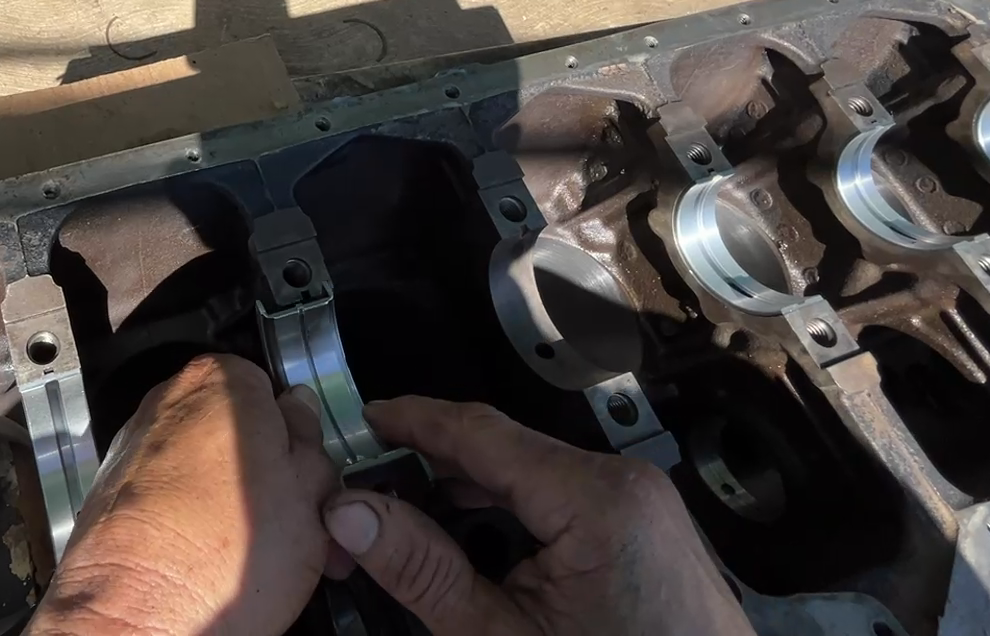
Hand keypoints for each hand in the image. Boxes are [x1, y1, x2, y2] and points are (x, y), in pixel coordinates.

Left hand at [28, 353, 338, 635]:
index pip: (274, 392)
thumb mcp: (308, 495)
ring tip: (248, 553)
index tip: (306, 481)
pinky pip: (164, 488)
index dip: (296, 443)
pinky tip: (205, 557)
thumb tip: (303, 413)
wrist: (136, 614)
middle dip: (262, 470)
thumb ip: (310, 439)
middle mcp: (173, 397)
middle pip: (235, 424)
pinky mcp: (111, 483)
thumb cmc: (221, 553)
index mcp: (224, 380)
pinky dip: (184, 514)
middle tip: (291, 527)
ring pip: (200, 459)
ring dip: (225, 496)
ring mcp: (137, 439)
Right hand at [321, 396, 752, 635]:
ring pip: (524, 469)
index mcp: (597, 498)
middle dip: (429, 460)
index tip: (360, 420)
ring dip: (462, 484)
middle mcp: (623, 483)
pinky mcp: (639, 526)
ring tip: (404, 508)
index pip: (478, 430)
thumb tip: (350, 509)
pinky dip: (503, 506)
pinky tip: (464, 532)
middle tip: (369, 479)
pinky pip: (552, 494)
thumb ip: (424, 569)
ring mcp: (637, 503)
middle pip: (499, 447)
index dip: (410, 419)